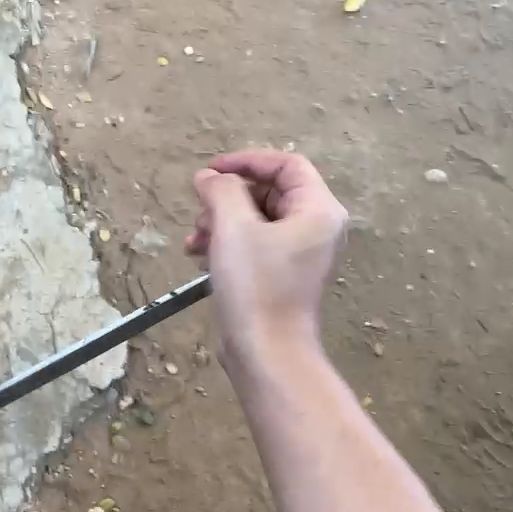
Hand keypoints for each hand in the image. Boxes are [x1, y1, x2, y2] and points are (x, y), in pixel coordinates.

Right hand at [184, 149, 348, 359]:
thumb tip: (208, 177)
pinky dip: (226, 243)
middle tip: (199, 215)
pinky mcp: (280, 276)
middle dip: (227, 198)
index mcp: (318, 210)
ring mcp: (299, 254)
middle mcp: (316, 228)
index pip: (286, 165)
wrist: (265, 350)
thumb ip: (221, 192)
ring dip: (220, 222)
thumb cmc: (255, 285)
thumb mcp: (234, 229)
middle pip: (269, 193)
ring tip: (194, 241)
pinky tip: (200, 257)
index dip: (246, 161)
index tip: (209, 171)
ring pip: (256, 220)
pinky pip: (253, 245)